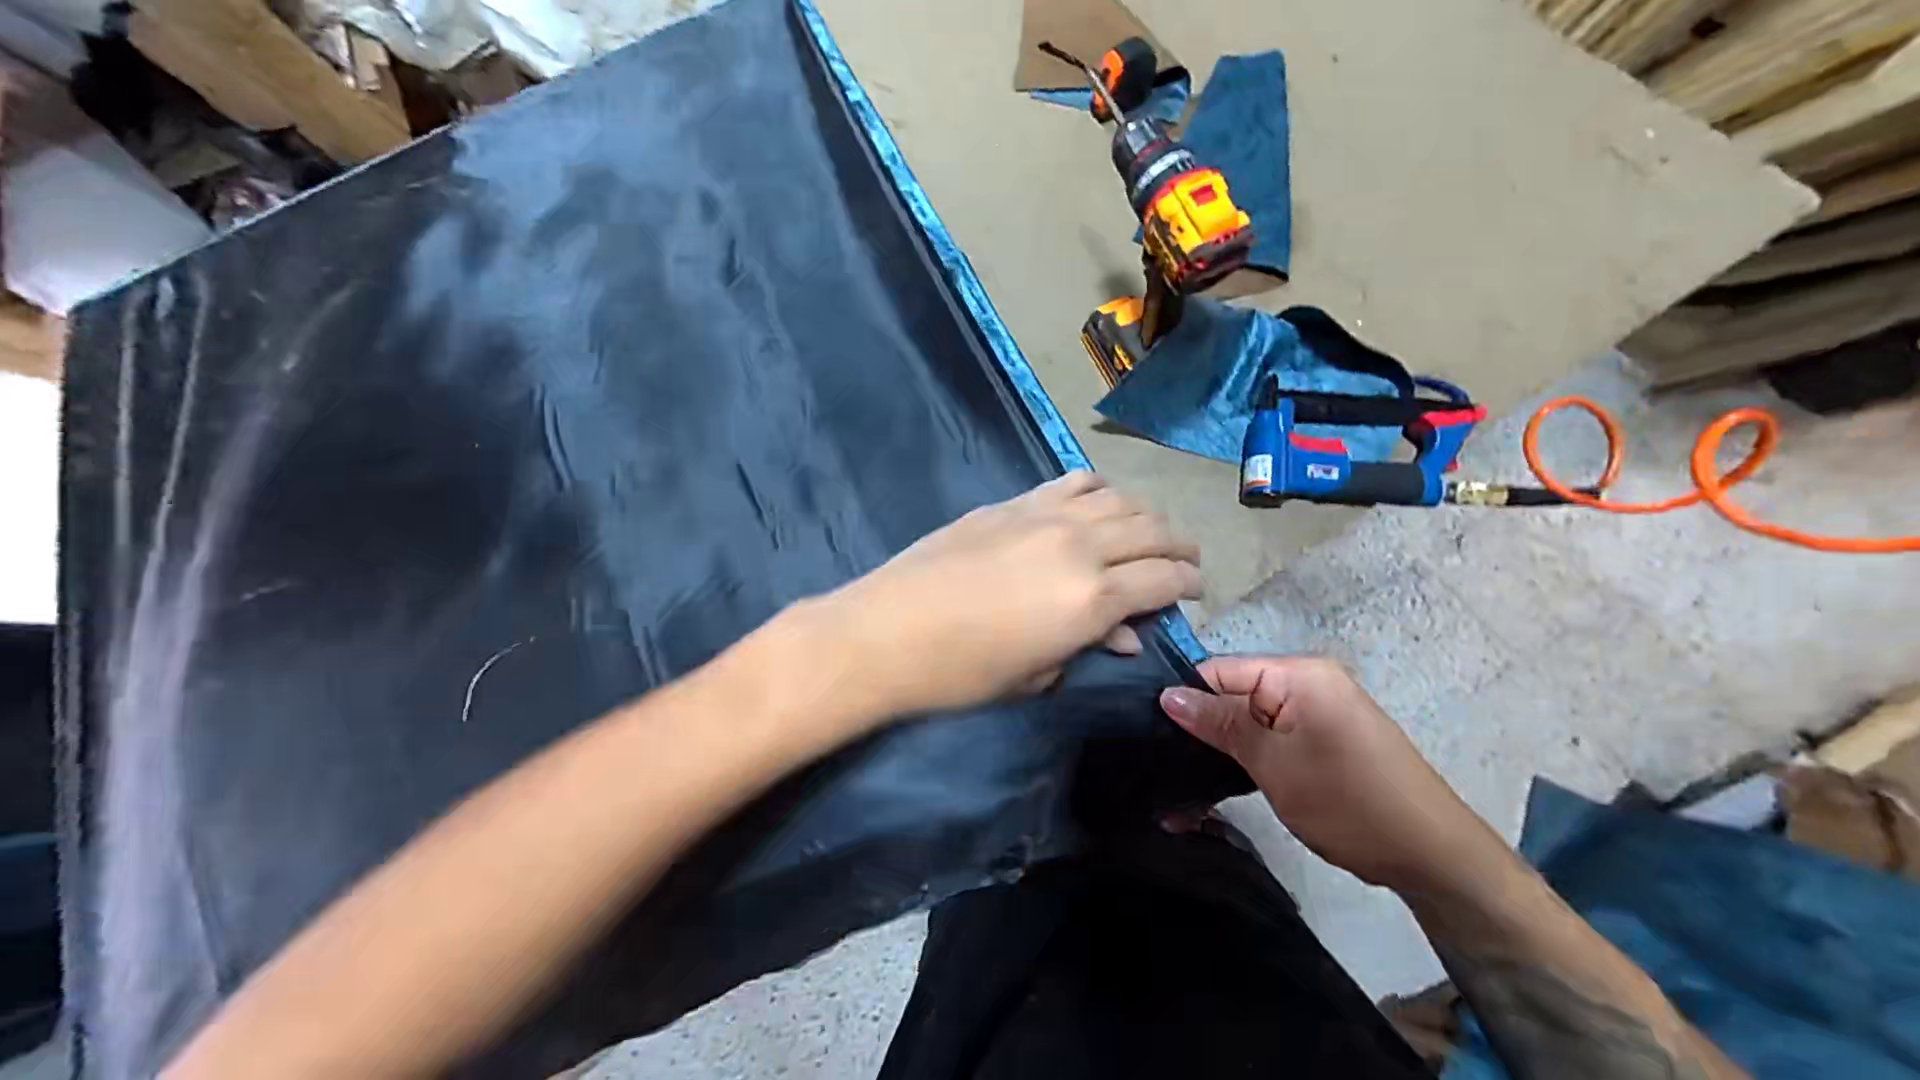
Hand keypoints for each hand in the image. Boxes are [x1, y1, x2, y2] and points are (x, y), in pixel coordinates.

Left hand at [805, 472, 1201, 719]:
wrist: (887, 632)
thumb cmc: (962, 673)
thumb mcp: (1036, 674)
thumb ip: (1088, 645)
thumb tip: (1125, 634)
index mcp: (1092, 598)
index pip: (1164, 579)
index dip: (1189, 583)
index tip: (1195, 589)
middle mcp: (1080, 546)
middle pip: (1152, 530)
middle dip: (1180, 545)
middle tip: (1185, 560)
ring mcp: (1044, 516)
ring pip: (1119, 498)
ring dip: (1145, 514)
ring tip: (1147, 532)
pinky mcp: (1012, 503)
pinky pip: (1072, 481)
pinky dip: (1098, 489)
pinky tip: (1098, 503)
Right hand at [1160, 656, 1510, 897]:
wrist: (1434, 858)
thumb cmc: (1349, 803)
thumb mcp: (1274, 764)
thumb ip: (1219, 724)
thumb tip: (1166, 695)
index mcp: (1299, 674)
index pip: (1218, 670)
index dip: (1184, 697)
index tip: (1148, 728)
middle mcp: (1307, 682)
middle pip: (1232, 692)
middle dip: (1199, 726)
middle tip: (1160, 759)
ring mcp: (1316, 711)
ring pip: (1248, 718)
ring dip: (1221, 746)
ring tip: (1180, 776)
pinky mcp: (1321, 738)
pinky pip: (1270, 736)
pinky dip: (1247, 756)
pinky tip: (1219, 780)